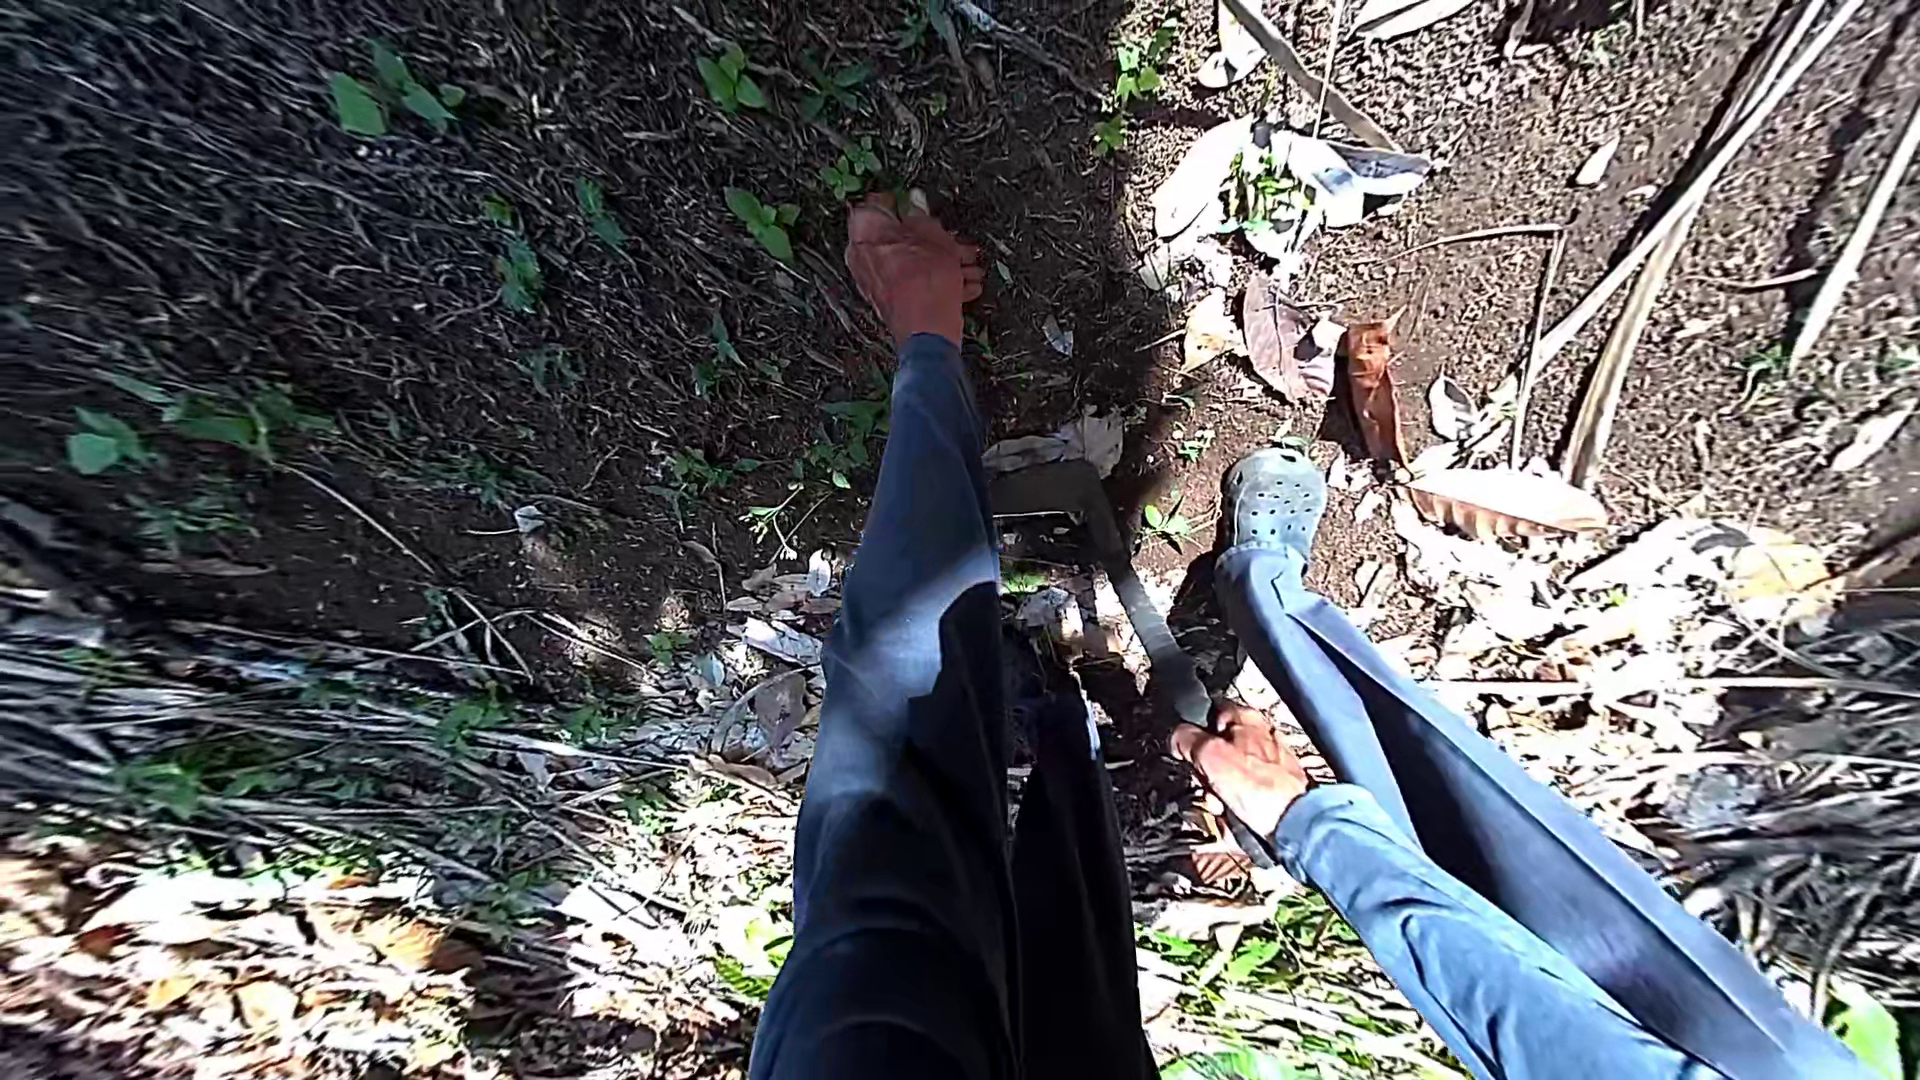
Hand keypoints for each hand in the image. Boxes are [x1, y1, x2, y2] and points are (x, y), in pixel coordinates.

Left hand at [844, 190, 982, 347]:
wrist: (928, 331)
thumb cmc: (925, 285)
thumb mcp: (933, 235)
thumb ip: (921, 214)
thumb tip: (915, 203)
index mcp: (865, 231)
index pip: (878, 203)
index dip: (906, 202)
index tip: (922, 205)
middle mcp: (864, 259)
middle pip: (900, 239)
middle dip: (933, 240)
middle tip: (953, 240)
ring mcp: (877, 285)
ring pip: (912, 264)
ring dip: (942, 263)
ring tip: (967, 265)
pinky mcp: (893, 304)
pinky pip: (914, 285)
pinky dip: (936, 282)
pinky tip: (962, 284)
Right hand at [1170, 700, 1310, 836]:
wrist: (1298, 827)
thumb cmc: (1261, 788)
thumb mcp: (1209, 754)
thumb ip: (1186, 738)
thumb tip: (1175, 737)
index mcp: (1246, 717)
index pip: (1207, 713)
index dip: (1194, 734)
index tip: (1190, 751)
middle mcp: (1261, 736)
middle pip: (1214, 749)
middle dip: (1206, 772)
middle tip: (1209, 784)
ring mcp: (1271, 764)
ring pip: (1227, 775)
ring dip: (1218, 793)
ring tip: (1225, 805)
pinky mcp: (1277, 790)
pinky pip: (1243, 795)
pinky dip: (1237, 806)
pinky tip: (1239, 815)